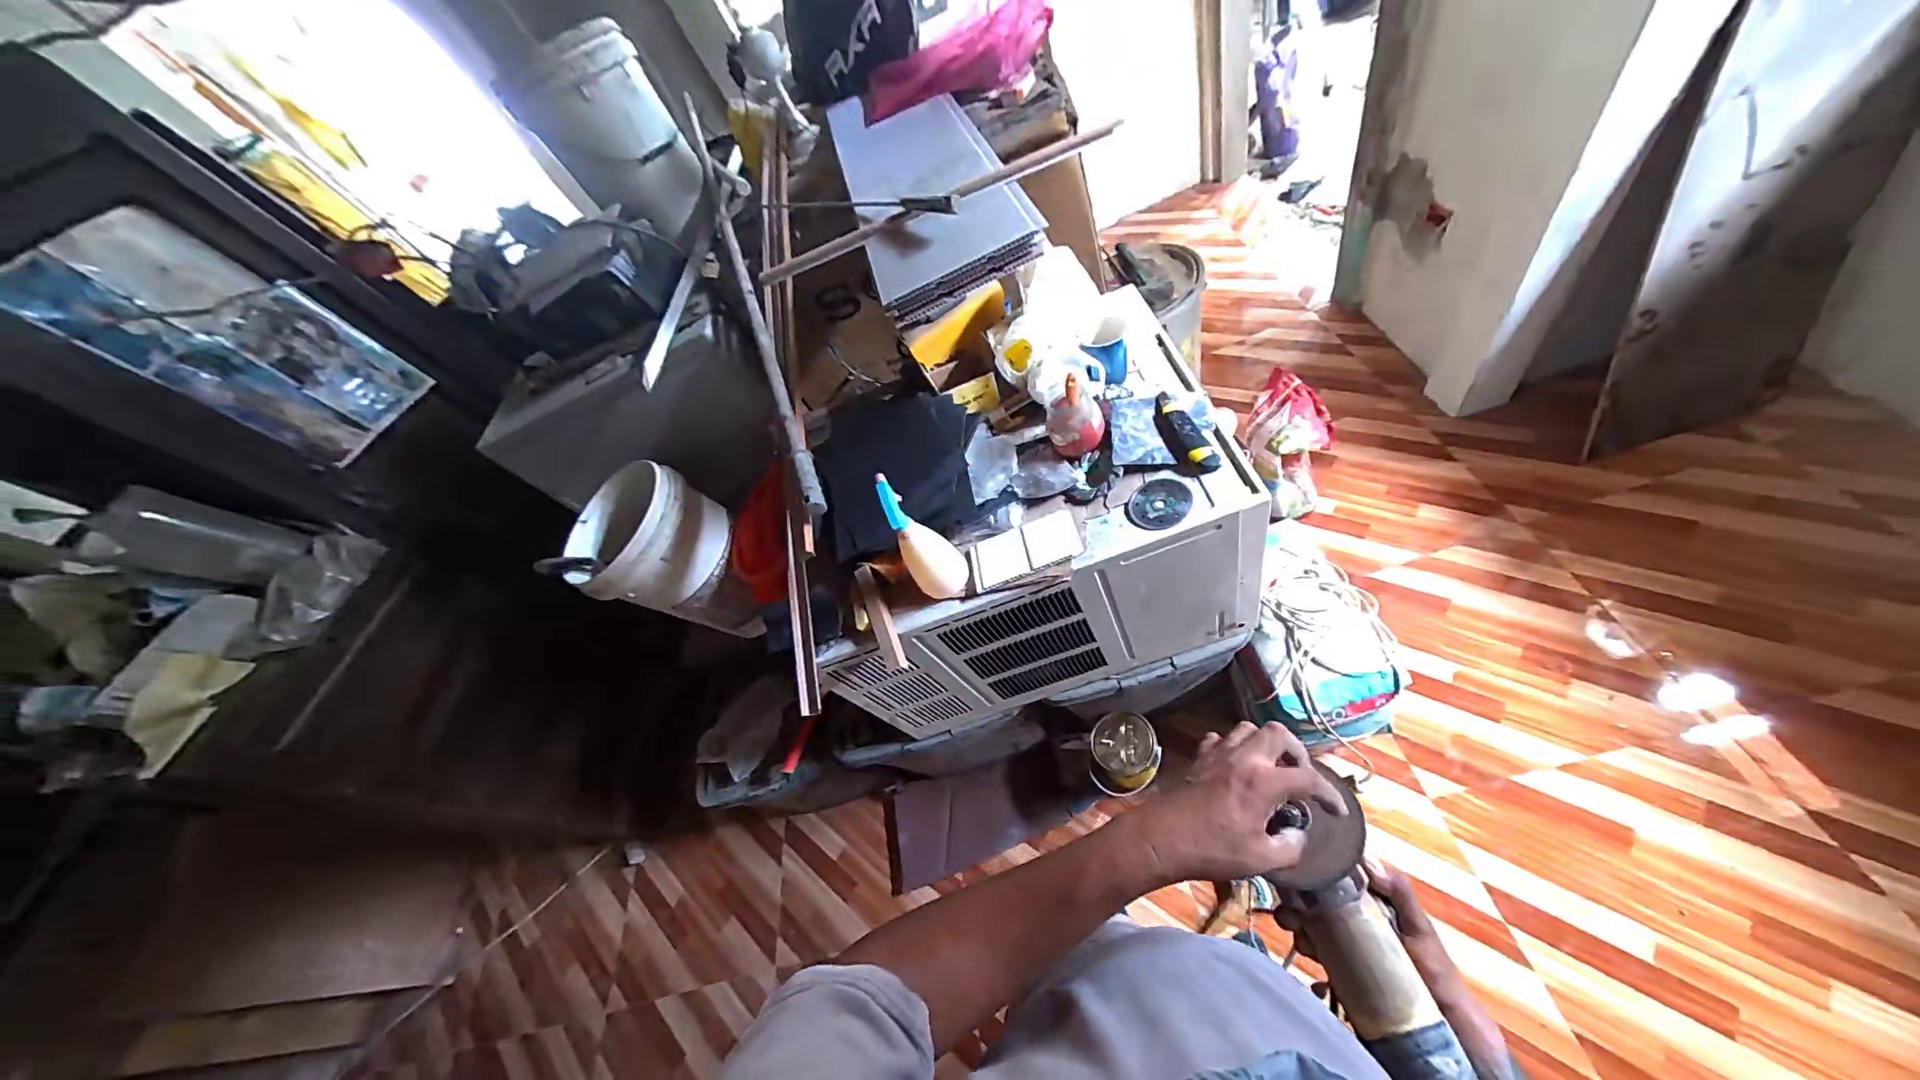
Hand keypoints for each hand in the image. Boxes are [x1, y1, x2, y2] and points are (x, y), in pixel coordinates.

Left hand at [1129, 721, 1347, 885]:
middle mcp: (1244, 757)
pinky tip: (1236, 766)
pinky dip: (1234, 747)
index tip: (1336, 810)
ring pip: (1248, 728)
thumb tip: (1297, 833)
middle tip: (1300, 775)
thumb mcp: (1263, 859)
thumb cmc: (1213, 849)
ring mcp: (1218, 754)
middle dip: (1297, 751)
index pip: (1309, 778)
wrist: (1163, 837)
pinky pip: (1220, 739)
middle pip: (1279, 733)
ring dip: (1264, 743)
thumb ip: (1290, 845)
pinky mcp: (1199, 758)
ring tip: (1271, 767)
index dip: (1330, 794)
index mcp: (1265, 781)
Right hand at [1283, 860, 1512, 1079]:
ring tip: (1304, 947)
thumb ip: (1401, 895)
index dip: (1307, 881)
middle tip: (1290, 920)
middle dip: (1296, 912)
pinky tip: (1317, 983)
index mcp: (1368, 909)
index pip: (1329, 885)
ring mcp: (1346, 960)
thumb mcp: (1422, 932)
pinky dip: (1310, 978)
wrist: (1454, 1039)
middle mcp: (1352, 929)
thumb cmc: (1437, 977)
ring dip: (1301, 939)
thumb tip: (1366, 860)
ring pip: (1310, 939)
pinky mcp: (1343, 989)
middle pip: (1312, 911)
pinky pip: (1316, 976)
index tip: (1293, 884)